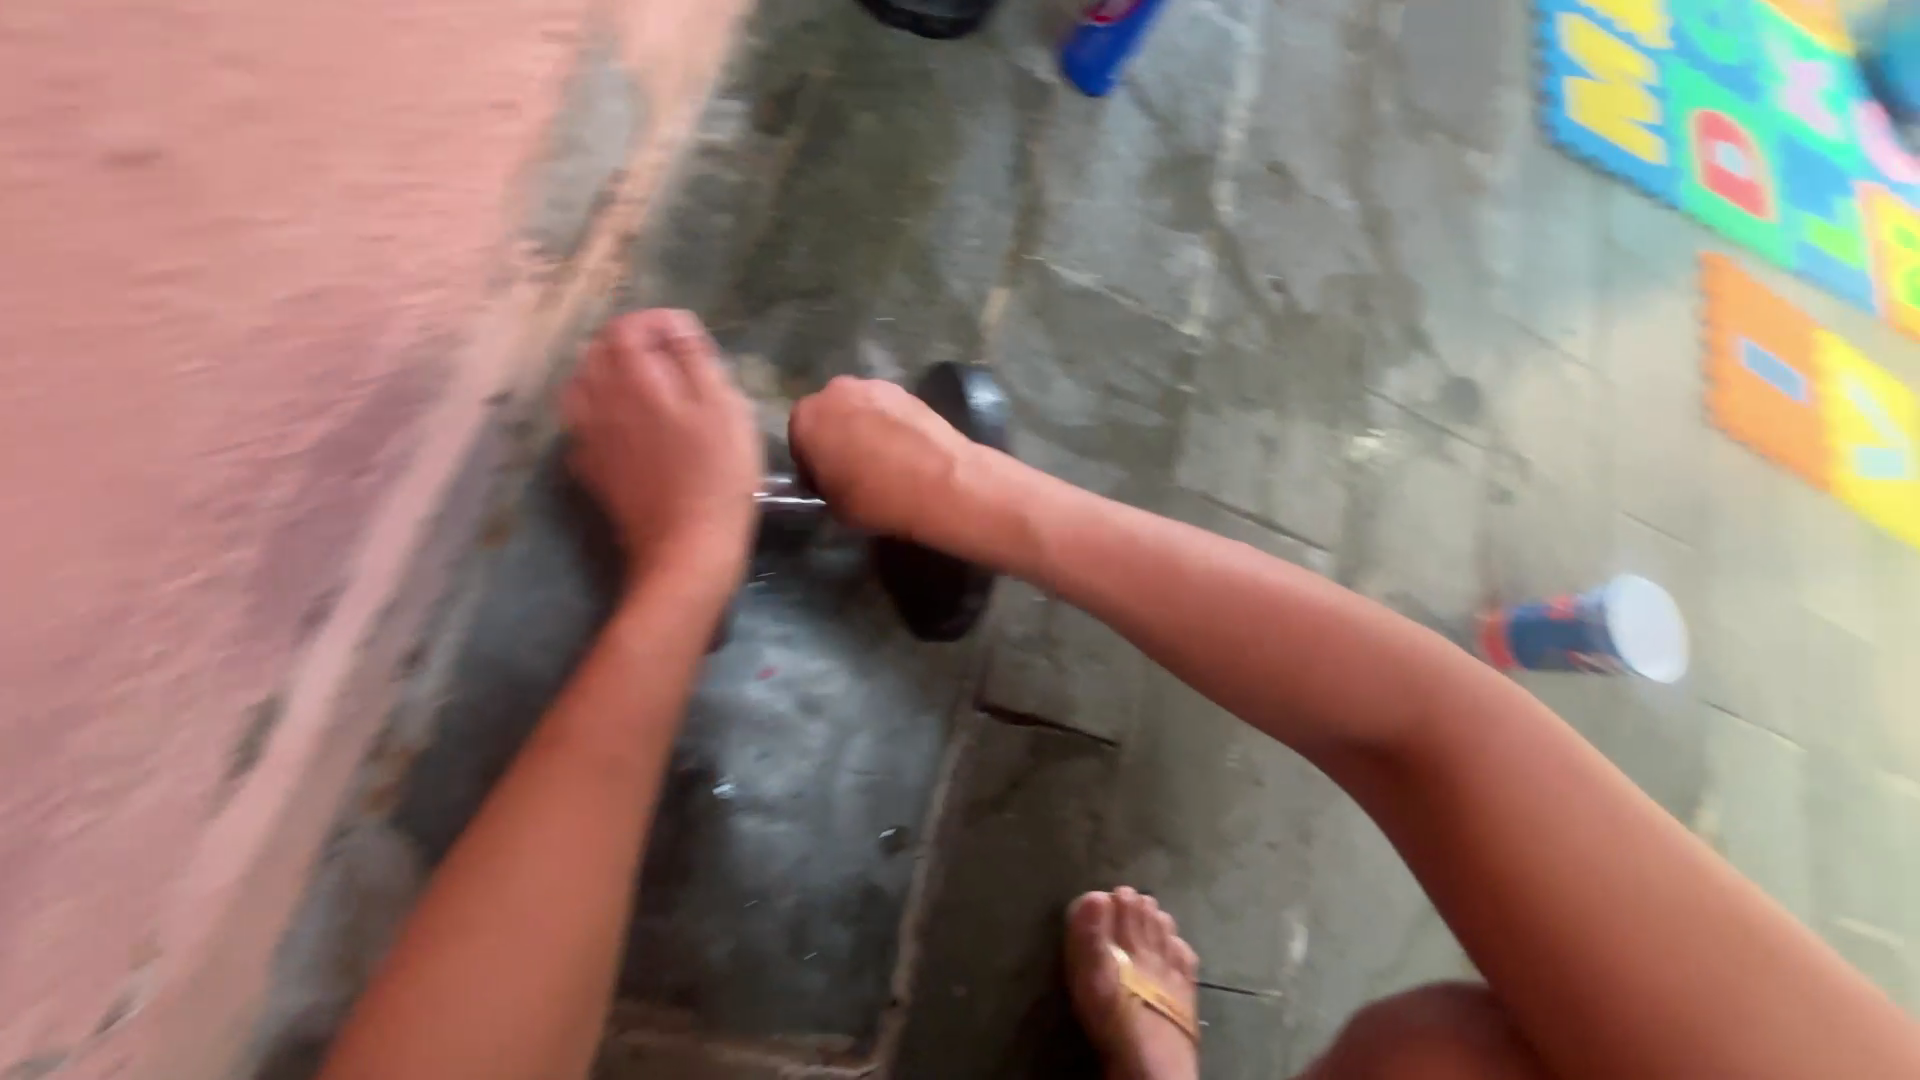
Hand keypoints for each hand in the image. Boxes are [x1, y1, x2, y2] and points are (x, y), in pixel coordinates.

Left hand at [563, 310, 761, 579]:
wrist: (686, 547)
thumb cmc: (717, 476)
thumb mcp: (724, 408)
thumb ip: (694, 359)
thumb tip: (674, 325)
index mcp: (633, 378)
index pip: (627, 327)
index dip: (656, 322)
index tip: (689, 338)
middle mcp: (598, 399)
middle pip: (598, 352)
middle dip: (632, 344)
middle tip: (671, 360)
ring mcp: (586, 436)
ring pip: (582, 385)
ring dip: (609, 374)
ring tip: (644, 387)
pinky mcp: (588, 468)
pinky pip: (581, 422)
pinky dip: (599, 410)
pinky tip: (624, 425)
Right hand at [787, 375, 976, 539]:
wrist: (940, 482)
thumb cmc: (876, 498)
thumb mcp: (834, 504)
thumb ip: (822, 482)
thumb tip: (830, 475)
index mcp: (806, 419)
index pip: (799, 441)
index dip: (812, 463)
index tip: (827, 482)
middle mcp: (834, 392)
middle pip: (828, 416)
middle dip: (835, 437)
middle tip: (853, 468)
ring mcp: (873, 386)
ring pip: (857, 409)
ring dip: (862, 427)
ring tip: (883, 459)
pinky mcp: (906, 390)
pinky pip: (886, 409)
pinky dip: (889, 424)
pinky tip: (904, 449)